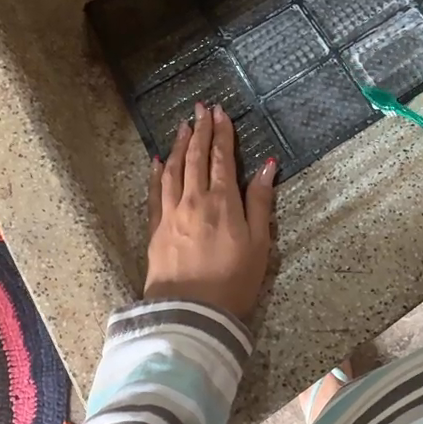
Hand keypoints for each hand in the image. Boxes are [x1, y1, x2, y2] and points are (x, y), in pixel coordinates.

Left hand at [144, 103, 276, 319]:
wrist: (190, 315)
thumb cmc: (233, 281)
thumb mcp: (259, 243)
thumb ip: (260, 202)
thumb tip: (267, 165)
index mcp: (222, 201)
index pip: (222, 158)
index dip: (221, 133)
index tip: (220, 112)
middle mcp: (193, 200)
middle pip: (196, 157)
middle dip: (200, 130)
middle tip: (200, 108)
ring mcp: (171, 214)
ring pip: (173, 170)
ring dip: (179, 145)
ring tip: (182, 127)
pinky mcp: (155, 230)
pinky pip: (155, 192)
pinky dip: (157, 173)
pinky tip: (157, 161)